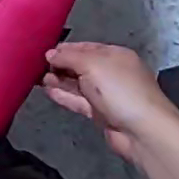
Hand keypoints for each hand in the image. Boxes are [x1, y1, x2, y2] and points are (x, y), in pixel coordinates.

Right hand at [41, 41, 178, 159]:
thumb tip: (50, 54)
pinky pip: (79, 100)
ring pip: (78, 84)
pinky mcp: (101, 113)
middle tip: (37, 66)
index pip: (85, 47)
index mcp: (115, 55)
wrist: (142, 131)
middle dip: (60, 65)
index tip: (43, 52)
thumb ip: (68, 57)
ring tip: (38, 78)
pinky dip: (64, 95)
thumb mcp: (91, 64)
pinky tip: (48, 91)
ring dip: (59, 80)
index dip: (65, 49)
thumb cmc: (119, 89)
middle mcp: (111, 72)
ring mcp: (106, 94)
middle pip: (80, 65)